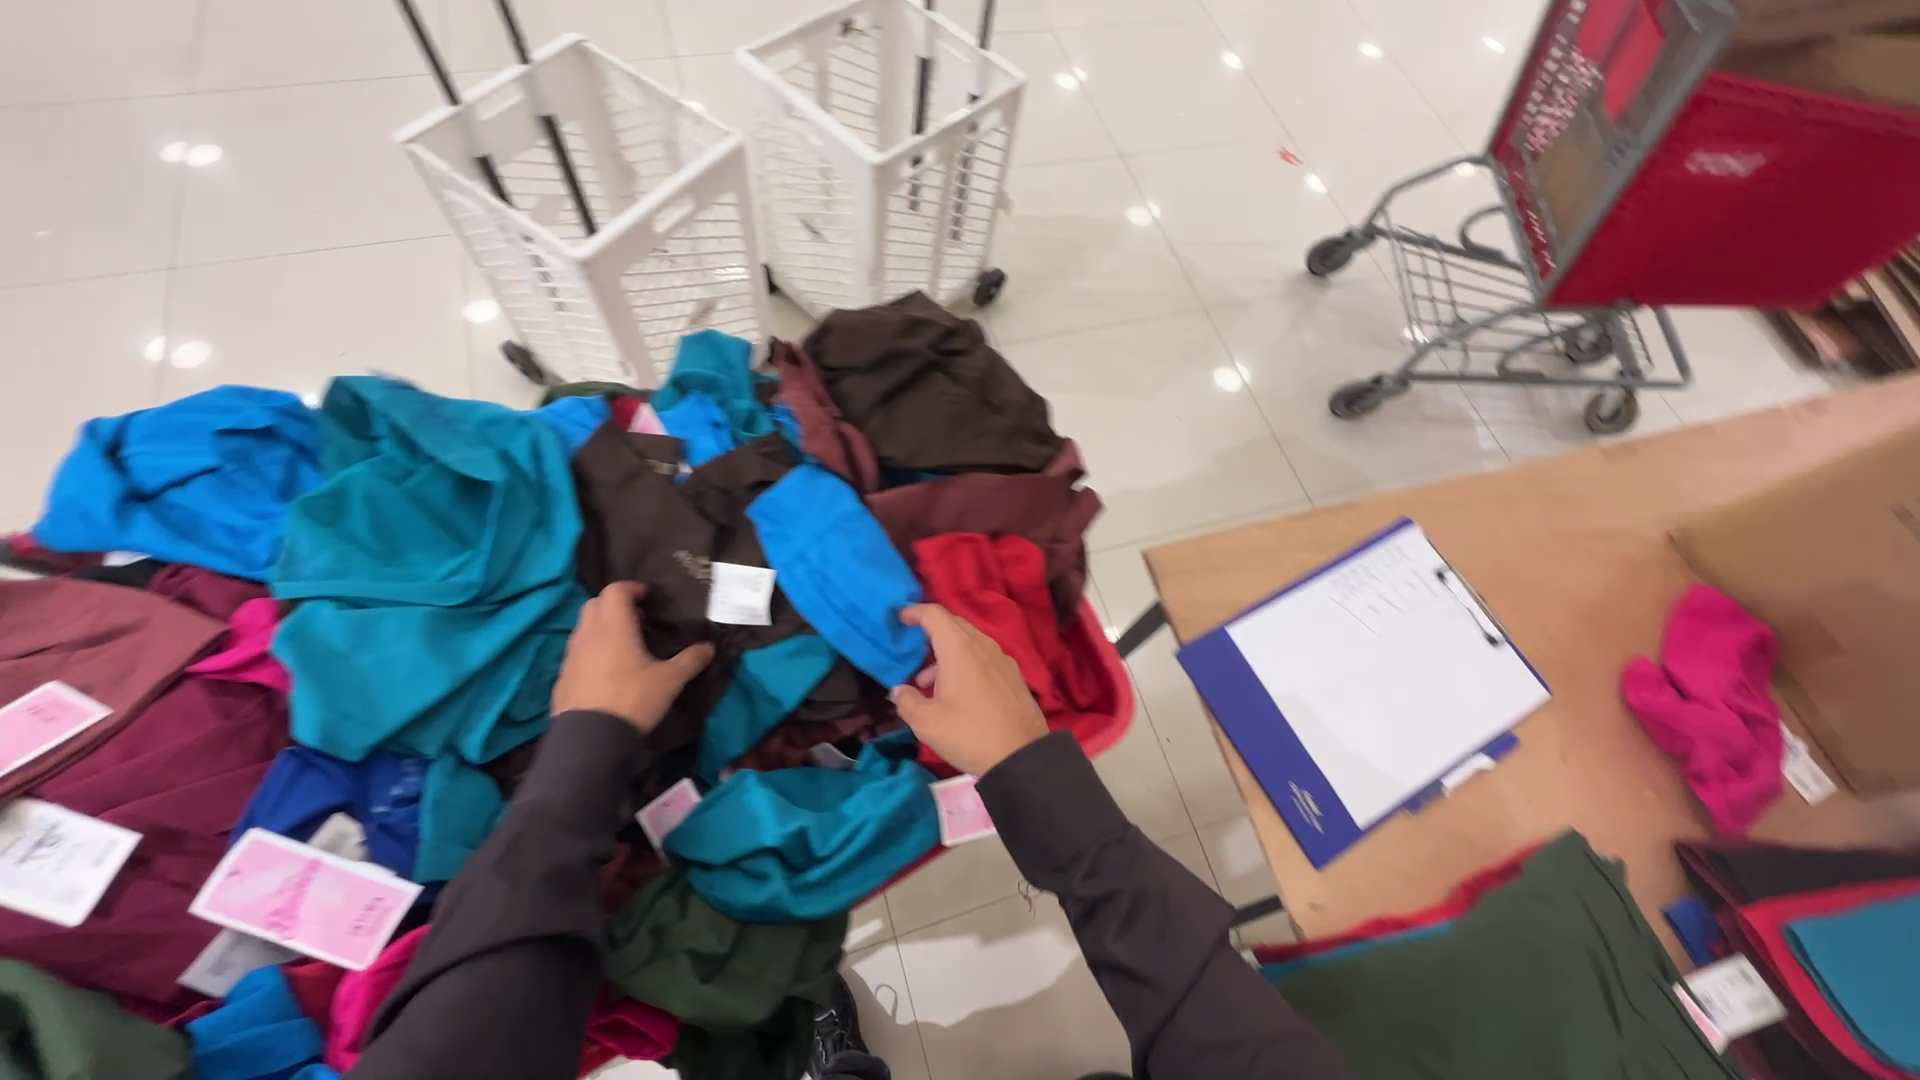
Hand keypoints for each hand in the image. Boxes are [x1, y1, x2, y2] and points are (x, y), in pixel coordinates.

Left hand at [552, 582, 713, 733]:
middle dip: (615, 604)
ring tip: (623, 643)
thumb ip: (690, 661)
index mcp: (614, 627)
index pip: (615, 590)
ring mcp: (572, 655)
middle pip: (595, 603)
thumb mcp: (669, 681)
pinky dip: (592, 648)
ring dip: (602, 625)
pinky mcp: (563, 675)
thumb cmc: (632, 700)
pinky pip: (578, 650)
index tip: (648, 597)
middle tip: (637, 618)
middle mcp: (589, 634)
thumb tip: (709, 647)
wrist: (589, 739)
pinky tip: (607, 669)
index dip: (632, 588)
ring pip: (584, 626)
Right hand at [891, 604, 1047, 776]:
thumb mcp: (927, 722)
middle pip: (953, 625)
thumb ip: (907, 700)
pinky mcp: (1014, 675)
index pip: (934, 614)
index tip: (900, 619)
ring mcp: (1002, 659)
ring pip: (969, 643)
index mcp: (959, 648)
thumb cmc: (968, 733)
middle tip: (914, 654)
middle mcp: (982, 645)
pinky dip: (966, 664)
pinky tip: (959, 693)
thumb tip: (898, 690)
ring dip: (947, 655)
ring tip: (930, 685)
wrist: (1021, 756)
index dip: (914, 612)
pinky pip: (984, 658)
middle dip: (931, 633)